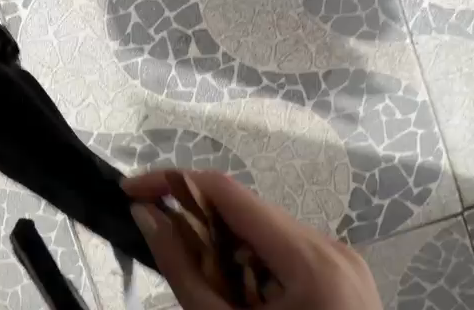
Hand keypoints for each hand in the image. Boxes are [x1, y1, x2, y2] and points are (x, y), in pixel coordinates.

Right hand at [124, 169, 381, 309]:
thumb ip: (180, 265)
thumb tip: (143, 211)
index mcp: (310, 260)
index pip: (224, 190)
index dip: (169, 182)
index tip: (129, 192)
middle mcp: (332, 247)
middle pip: (242, 208)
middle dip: (196, 219)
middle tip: (164, 243)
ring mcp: (343, 261)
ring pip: (259, 226)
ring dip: (221, 240)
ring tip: (208, 280)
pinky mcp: (344, 276)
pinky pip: (280, 246)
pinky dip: (248, 258)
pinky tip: (242, 292)